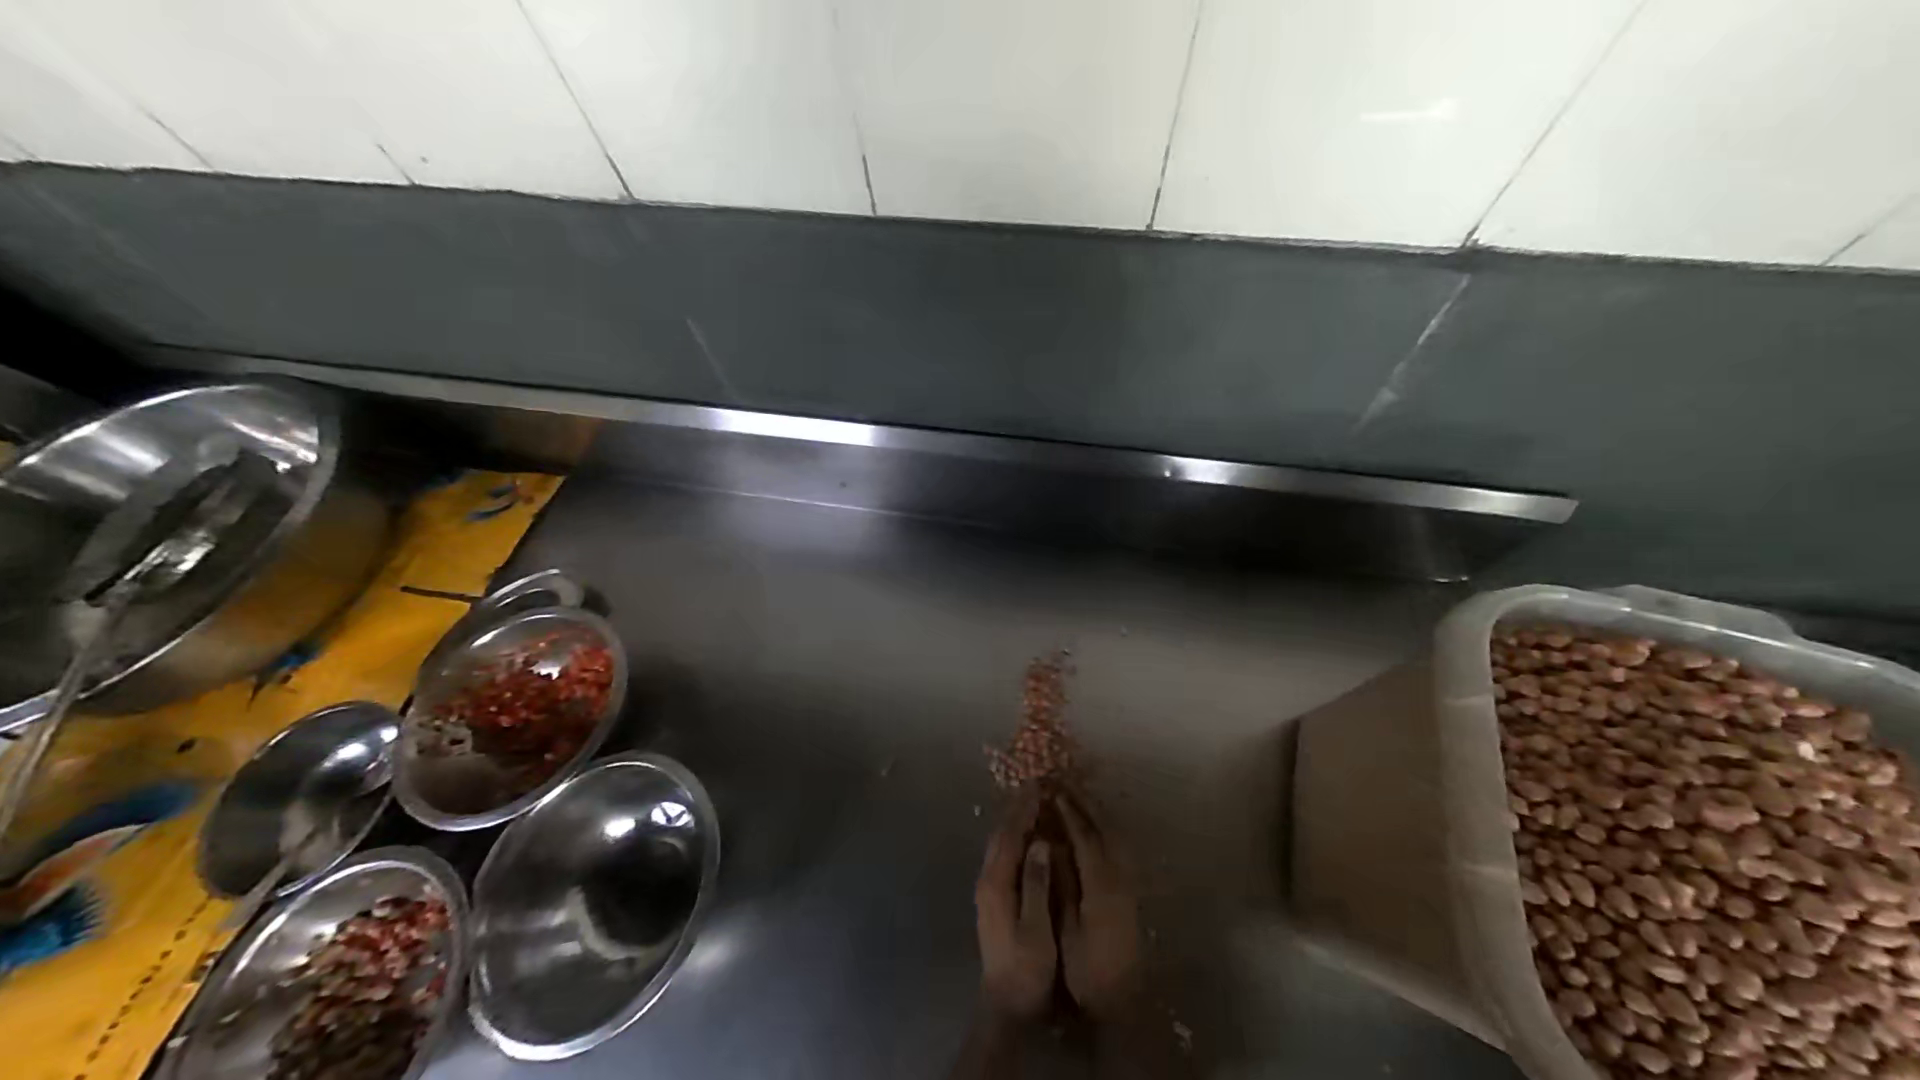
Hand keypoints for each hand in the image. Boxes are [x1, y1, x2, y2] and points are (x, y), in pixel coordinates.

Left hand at [973, 789, 1057, 1021]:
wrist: (1006, 1005)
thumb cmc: (1026, 969)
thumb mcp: (1036, 928)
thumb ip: (1036, 883)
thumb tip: (1041, 842)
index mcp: (996, 884)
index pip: (1010, 835)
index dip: (1023, 809)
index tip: (1038, 786)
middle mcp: (987, 880)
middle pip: (1000, 834)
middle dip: (1016, 808)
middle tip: (1035, 785)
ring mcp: (987, 889)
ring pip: (999, 843)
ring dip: (1013, 820)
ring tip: (1032, 800)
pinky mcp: (992, 897)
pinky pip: (1002, 854)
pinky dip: (1013, 836)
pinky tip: (1028, 835)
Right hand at [1056, 790, 1143, 1021]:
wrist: (1122, 999)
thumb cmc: (1087, 968)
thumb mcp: (1068, 928)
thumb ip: (1061, 882)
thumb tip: (1050, 845)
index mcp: (1102, 885)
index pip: (1085, 838)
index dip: (1069, 813)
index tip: (1053, 793)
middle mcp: (1119, 877)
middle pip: (1103, 829)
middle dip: (1084, 803)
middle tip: (1064, 782)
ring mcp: (1128, 881)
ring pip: (1114, 834)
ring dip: (1096, 811)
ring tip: (1077, 793)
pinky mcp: (1129, 888)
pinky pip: (1118, 845)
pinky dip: (1104, 826)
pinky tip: (1094, 822)